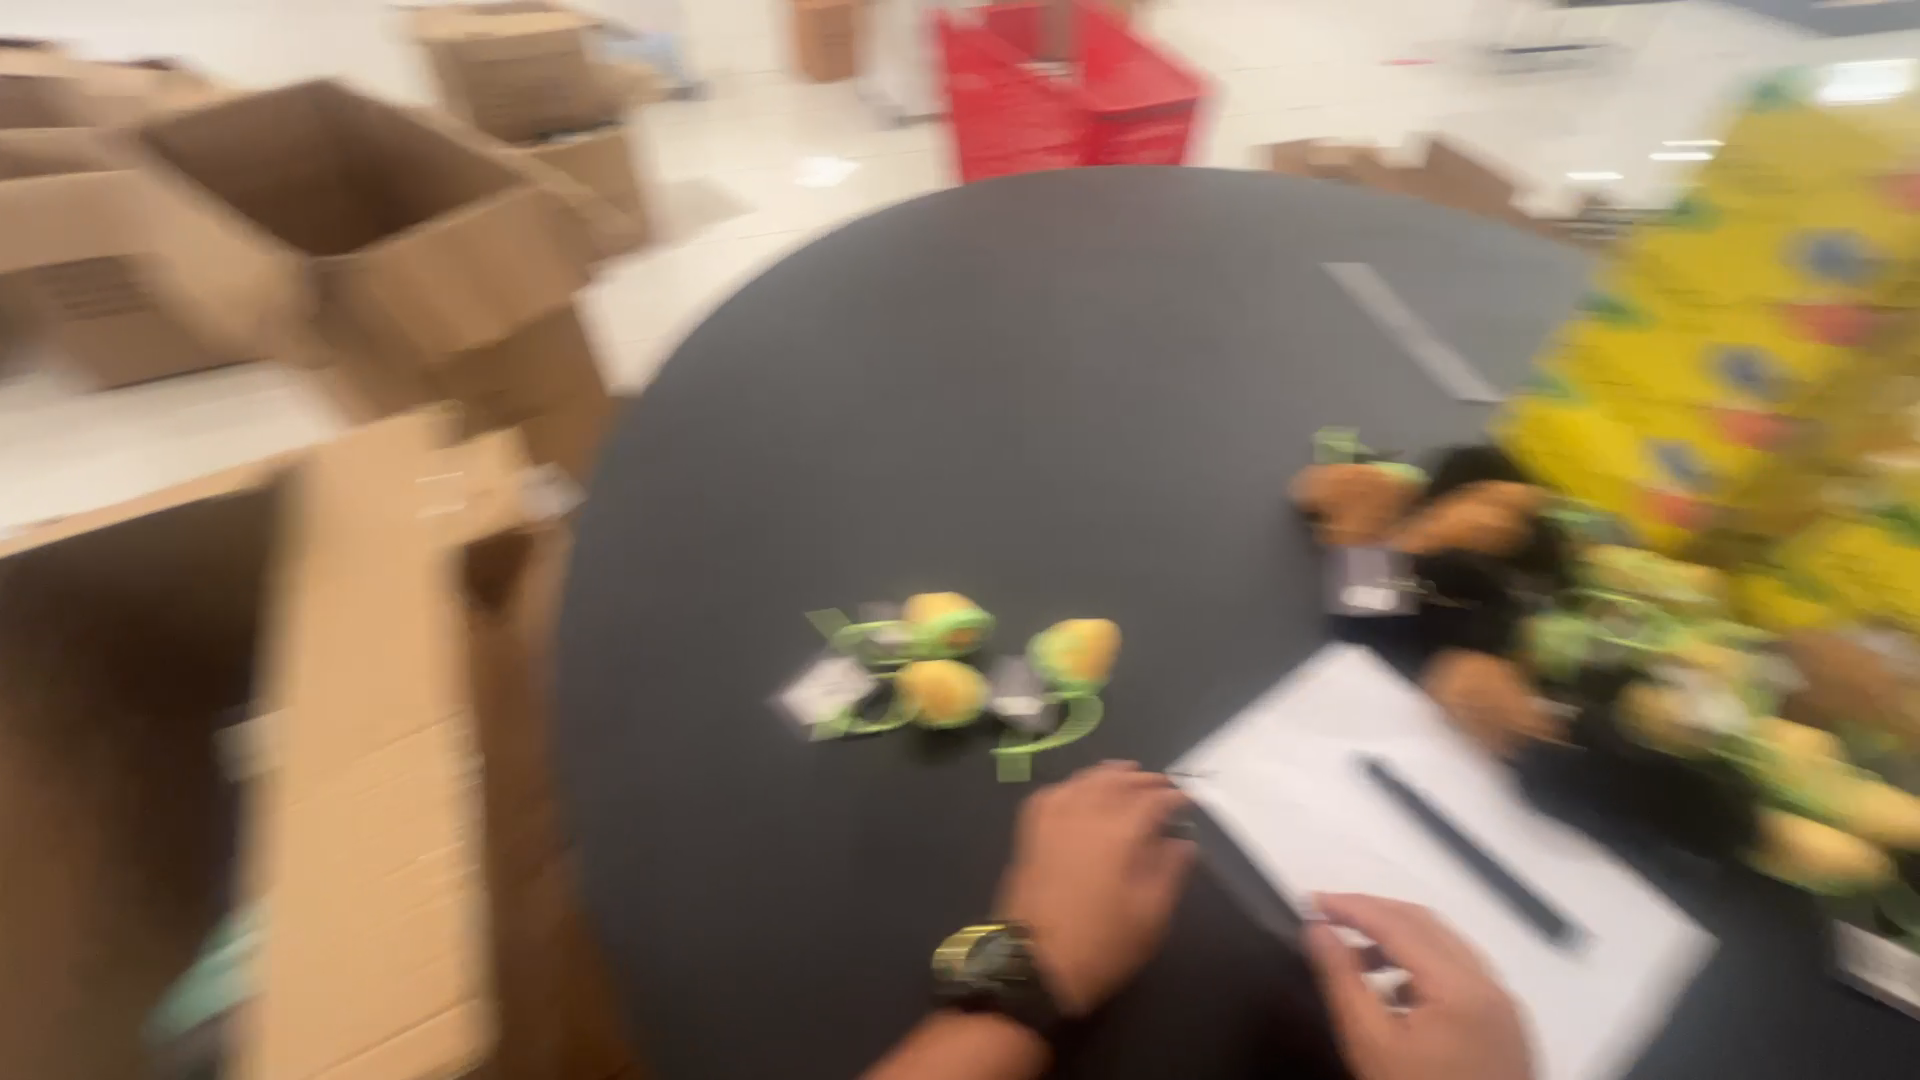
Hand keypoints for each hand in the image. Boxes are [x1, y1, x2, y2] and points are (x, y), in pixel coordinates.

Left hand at [994, 761, 1197, 1015]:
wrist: (1034, 961)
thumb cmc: (1100, 944)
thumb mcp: (1150, 917)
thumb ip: (1170, 871)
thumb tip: (1183, 841)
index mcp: (1119, 833)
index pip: (1152, 800)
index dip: (1174, 797)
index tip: (1189, 801)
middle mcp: (1085, 814)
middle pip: (1117, 782)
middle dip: (1143, 779)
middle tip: (1163, 784)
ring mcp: (1054, 818)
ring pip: (1085, 780)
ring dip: (1109, 775)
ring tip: (1126, 774)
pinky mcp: (1032, 829)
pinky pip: (1055, 792)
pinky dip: (1073, 785)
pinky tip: (1081, 790)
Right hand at [1304, 893, 1533, 1079]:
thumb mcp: (1369, 1042)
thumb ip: (1340, 977)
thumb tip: (1317, 927)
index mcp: (1459, 987)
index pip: (1396, 923)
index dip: (1349, 906)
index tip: (1310, 902)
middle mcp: (1489, 984)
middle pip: (1423, 922)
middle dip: (1372, 912)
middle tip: (1328, 917)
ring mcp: (1503, 1005)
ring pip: (1442, 943)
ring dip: (1395, 935)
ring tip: (1354, 954)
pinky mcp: (1505, 1024)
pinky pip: (1458, 969)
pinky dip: (1420, 961)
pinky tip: (1394, 988)